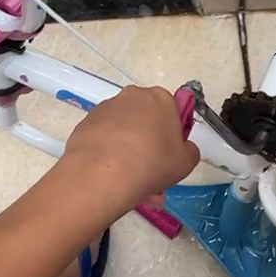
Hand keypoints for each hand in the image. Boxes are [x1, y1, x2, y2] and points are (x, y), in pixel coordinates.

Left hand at [58, 86, 200, 206]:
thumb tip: (184, 149)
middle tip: (150, 171)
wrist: (102, 174)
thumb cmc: (151, 163)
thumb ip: (189, 151)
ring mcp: (107, 107)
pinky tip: (110, 174)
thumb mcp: (185, 163)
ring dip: (128, 149)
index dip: (172, 134)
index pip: (173, 110)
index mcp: (161, 98)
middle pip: (146, 119)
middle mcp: (133, 96)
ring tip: (129, 180)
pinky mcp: (86, 122)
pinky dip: (108, 152)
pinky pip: (104, 137)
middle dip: (149, 142)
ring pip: (124, 130)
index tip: (169, 153)